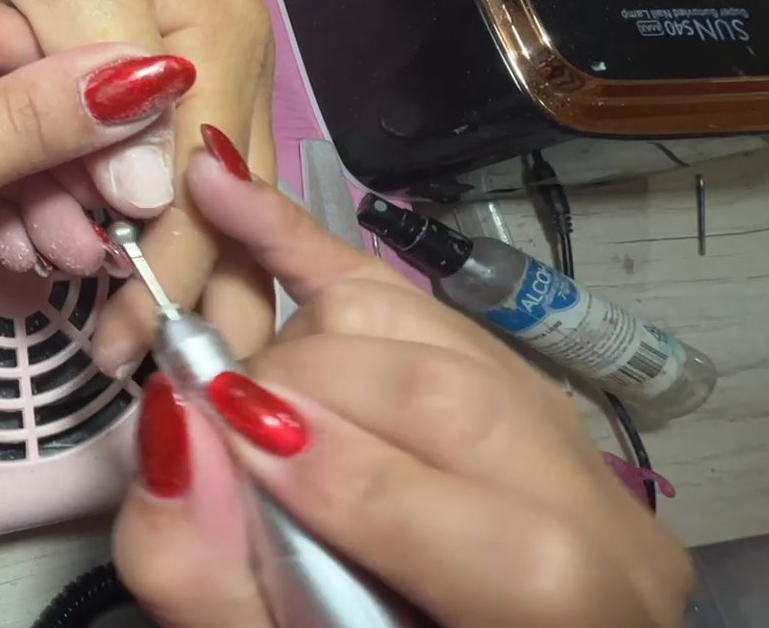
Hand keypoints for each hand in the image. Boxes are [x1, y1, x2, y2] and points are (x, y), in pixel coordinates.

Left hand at [0, 0, 277, 363]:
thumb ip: (96, 62)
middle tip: (125, 356)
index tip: (136, 329)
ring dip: (140, 262)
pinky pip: (138, 166)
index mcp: (207, 33)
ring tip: (107, 333)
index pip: (201, 172)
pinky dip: (109, 219)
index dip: (172, 255)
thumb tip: (148, 189)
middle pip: (207, 194)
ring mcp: (185, 76)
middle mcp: (215, 63)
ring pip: (175, 190)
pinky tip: (75, 257)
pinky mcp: (142, 86)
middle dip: (172, 280)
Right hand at [111, 149, 692, 625]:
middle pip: (443, 395)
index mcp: (577, 621)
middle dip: (293, 390)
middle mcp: (594, 512)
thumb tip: (175, 422)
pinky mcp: (466, 349)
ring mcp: (539, 417)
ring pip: (400, 318)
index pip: (516, 546)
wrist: (383, 600)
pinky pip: (370, 274)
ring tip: (227, 378)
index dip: (355, 481)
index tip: (224, 436)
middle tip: (209, 412)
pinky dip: (280, 229)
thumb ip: (201, 571)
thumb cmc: (330, 625)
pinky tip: (221, 185)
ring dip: (284, 335)